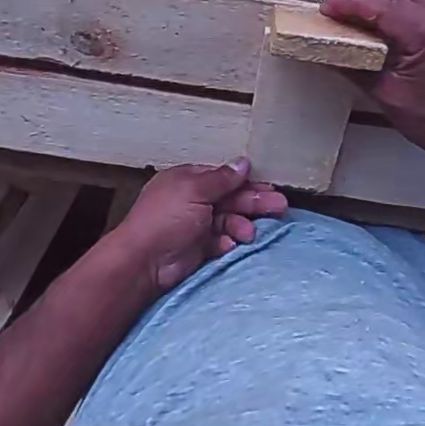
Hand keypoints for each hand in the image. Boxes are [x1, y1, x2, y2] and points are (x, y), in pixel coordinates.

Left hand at [105, 158, 287, 294]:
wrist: (144, 262)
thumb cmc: (164, 219)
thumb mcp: (194, 190)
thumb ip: (222, 178)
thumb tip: (242, 163)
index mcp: (187, 180)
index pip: (222, 177)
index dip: (245, 182)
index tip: (268, 187)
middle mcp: (192, 200)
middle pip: (230, 198)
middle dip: (254, 202)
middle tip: (280, 206)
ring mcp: (195, 225)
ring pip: (228, 220)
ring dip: (241, 225)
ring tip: (250, 233)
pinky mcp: (198, 248)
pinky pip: (221, 241)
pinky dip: (228, 242)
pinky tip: (232, 244)